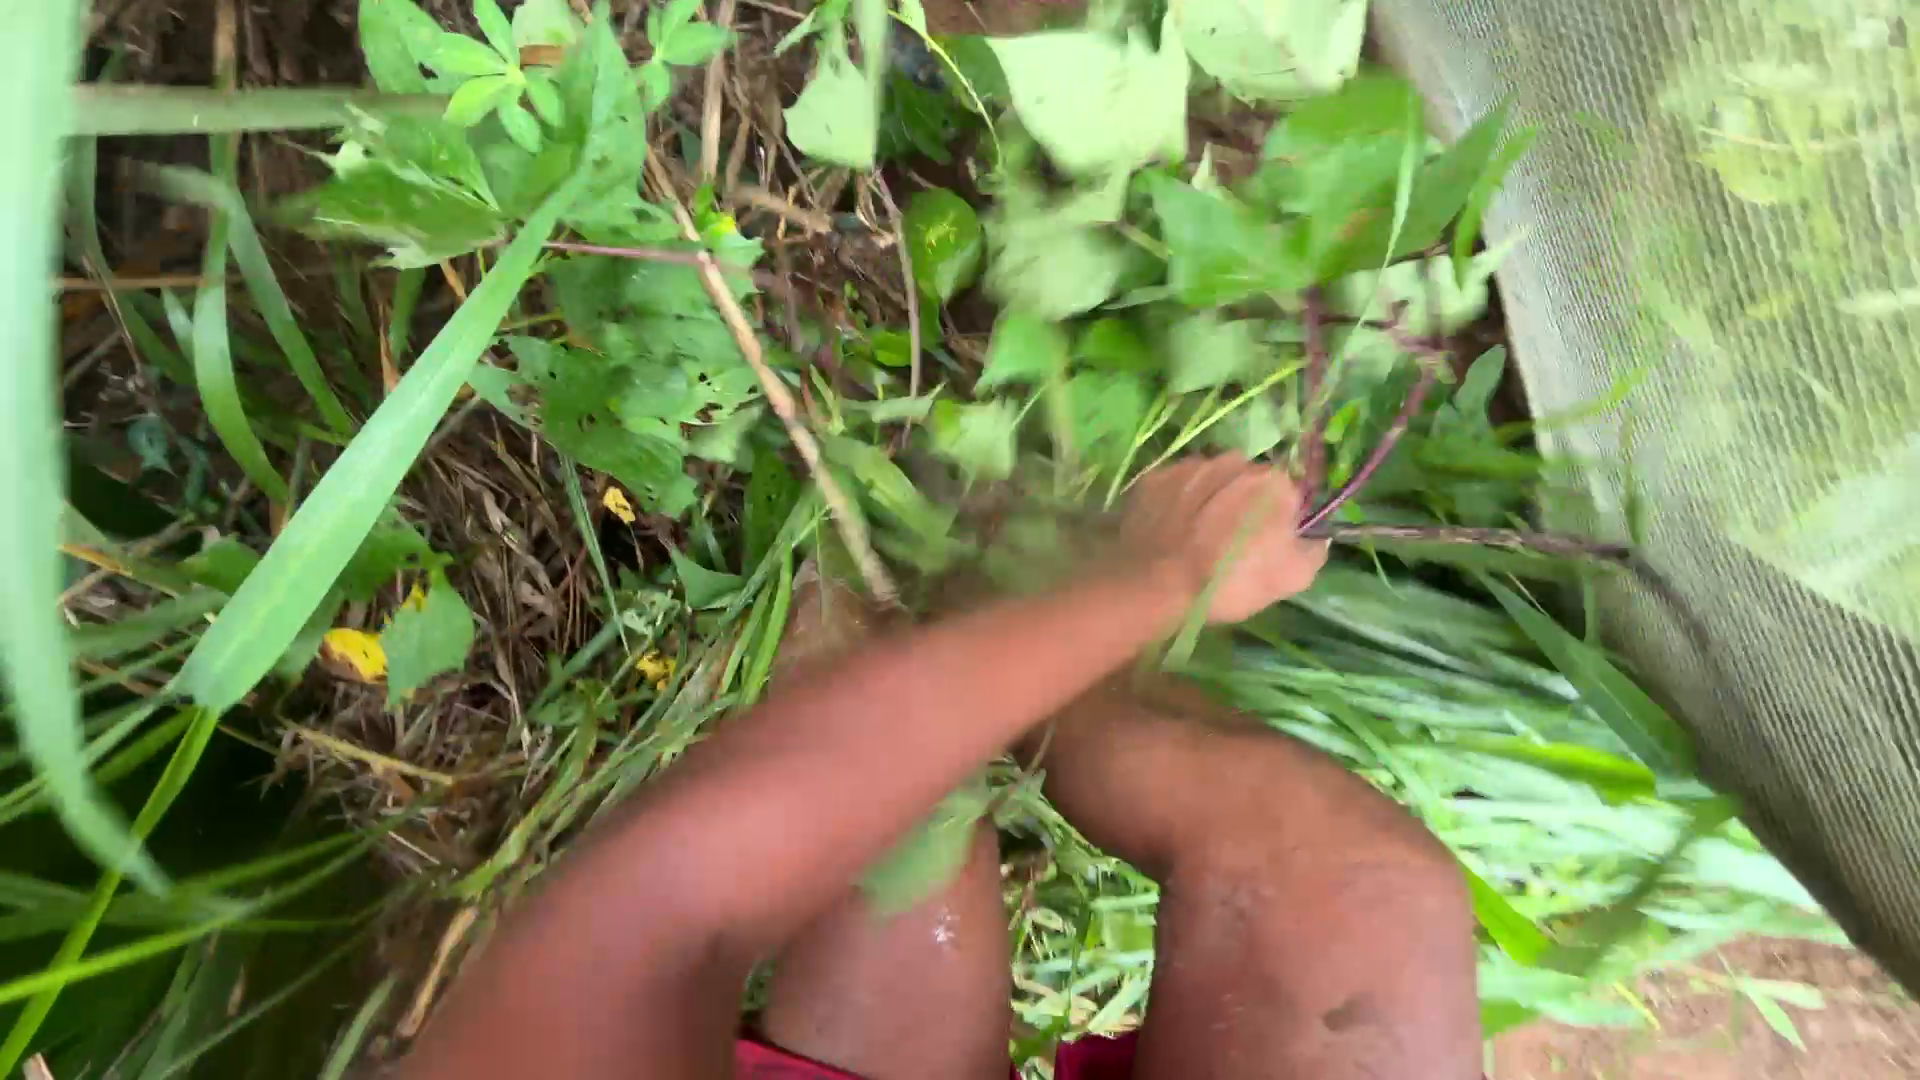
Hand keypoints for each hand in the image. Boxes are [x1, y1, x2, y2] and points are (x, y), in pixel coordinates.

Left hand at [1123, 457, 1327, 623]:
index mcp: (1273, 481)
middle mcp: (1232, 461)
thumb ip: (1313, 549)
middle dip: (1241, 505)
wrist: (1153, 583)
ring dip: (1206, 501)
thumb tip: (1313, 537)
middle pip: (1246, 482)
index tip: (1265, 544)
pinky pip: (1173, 488)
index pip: (1288, 495)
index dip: (1279, 520)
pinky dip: (1173, 504)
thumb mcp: (1292, 578)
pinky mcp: (1152, 478)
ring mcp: (1188, 466)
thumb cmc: (1227, 581)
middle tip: (1226, 542)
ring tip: (1192, 537)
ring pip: (1207, 481)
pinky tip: (1167, 530)